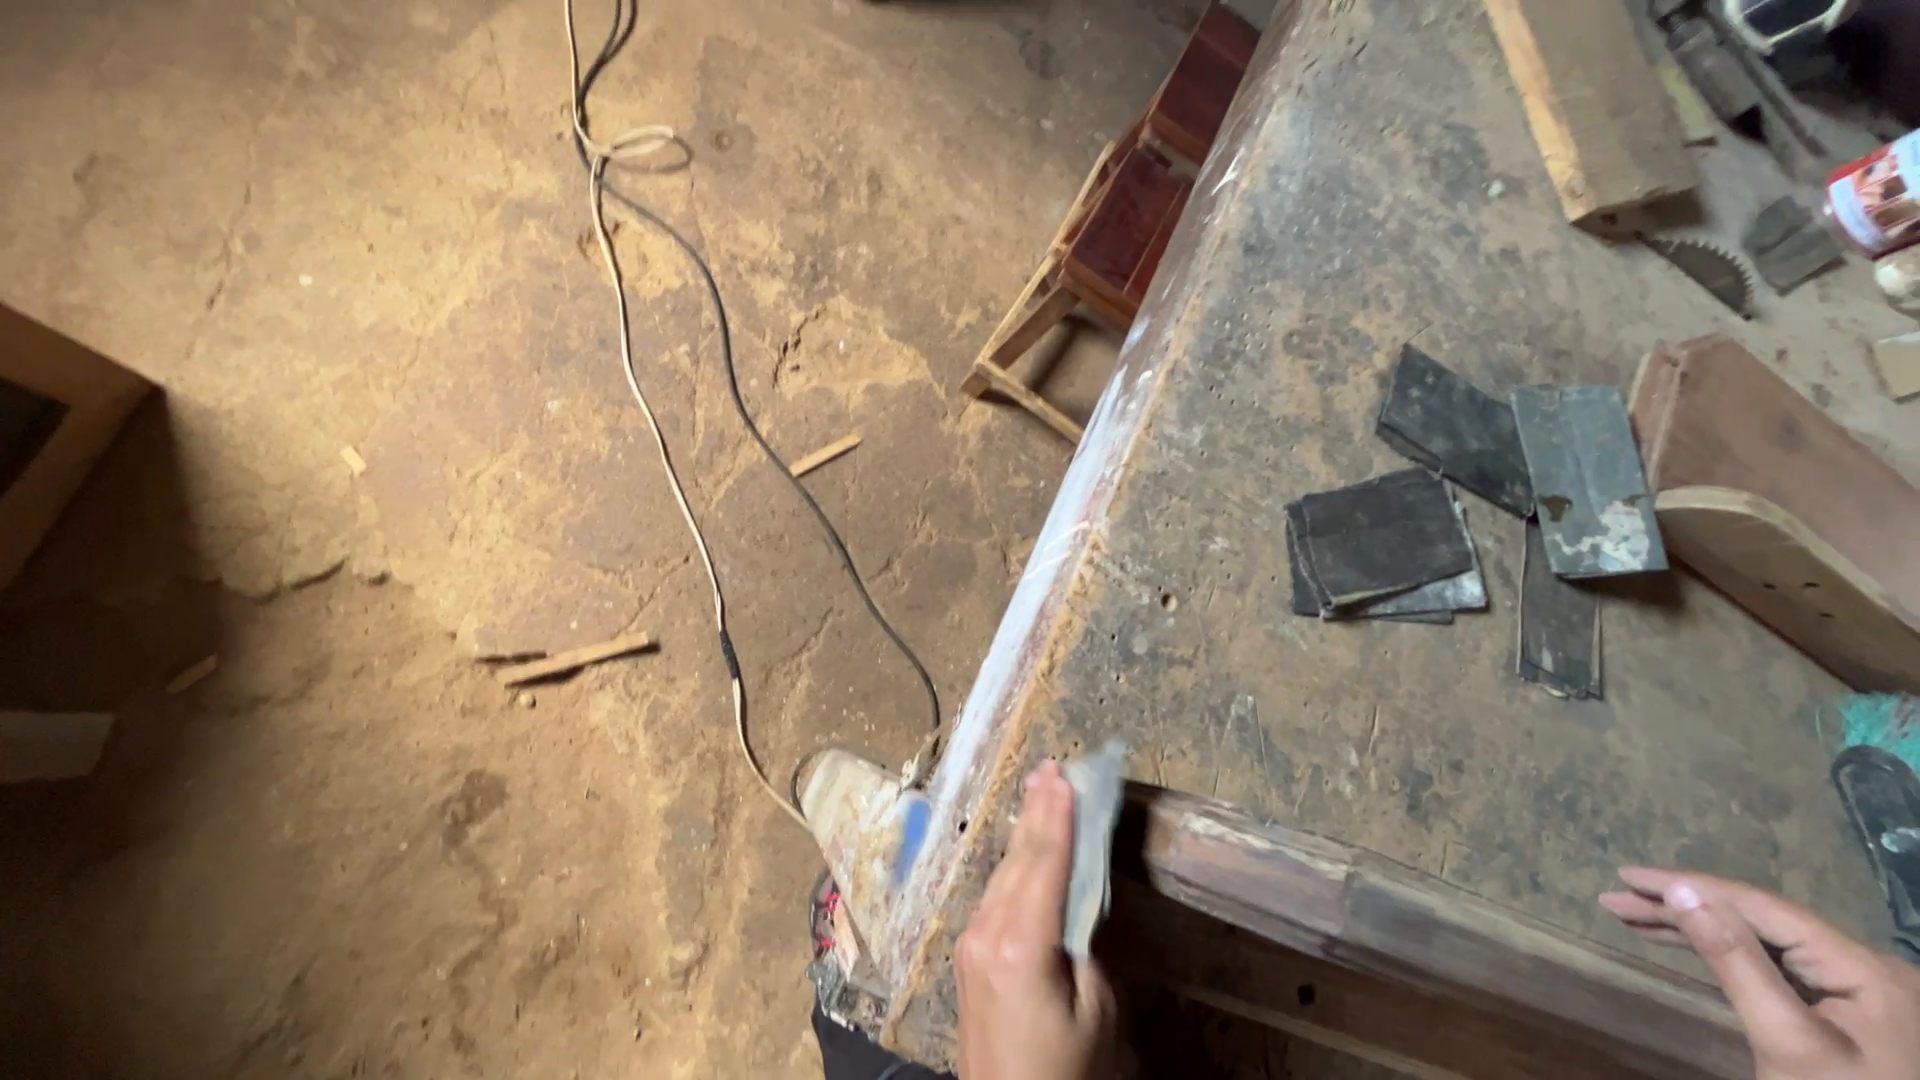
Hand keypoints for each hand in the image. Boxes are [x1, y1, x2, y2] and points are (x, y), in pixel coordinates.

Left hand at [957, 759, 1115, 1079]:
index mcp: (1020, 944)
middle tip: (1049, 767)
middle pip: (1019, 859)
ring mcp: (970, 942)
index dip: (1059, 816)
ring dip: (1024, 832)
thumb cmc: (1063, 1070)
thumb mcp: (1096, 1012)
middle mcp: (986, 932)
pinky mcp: (967, 956)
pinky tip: (1022, 847)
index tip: (1064, 775)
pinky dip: (1014, 864)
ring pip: (1003, 872)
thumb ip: (1086, 947)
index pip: (1046, 863)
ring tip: (1038, 792)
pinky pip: (995, 895)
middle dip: (1037, 811)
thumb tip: (1074, 909)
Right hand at [1600, 866, 1919, 1079]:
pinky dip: (1716, 947)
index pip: (1760, 907)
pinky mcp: (1835, 1001)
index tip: (1625, 875)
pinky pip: (1767, 960)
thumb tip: (1680, 890)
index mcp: (1863, 966)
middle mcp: (1862, 963)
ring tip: (1629, 915)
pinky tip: (1676, 939)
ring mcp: (1851, 983)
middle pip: (1755, 918)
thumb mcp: (1784, 1037)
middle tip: (1615, 899)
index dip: (1689, 885)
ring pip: (1755, 936)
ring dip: (1690, 924)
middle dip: (1681, 905)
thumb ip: (1735, 960)